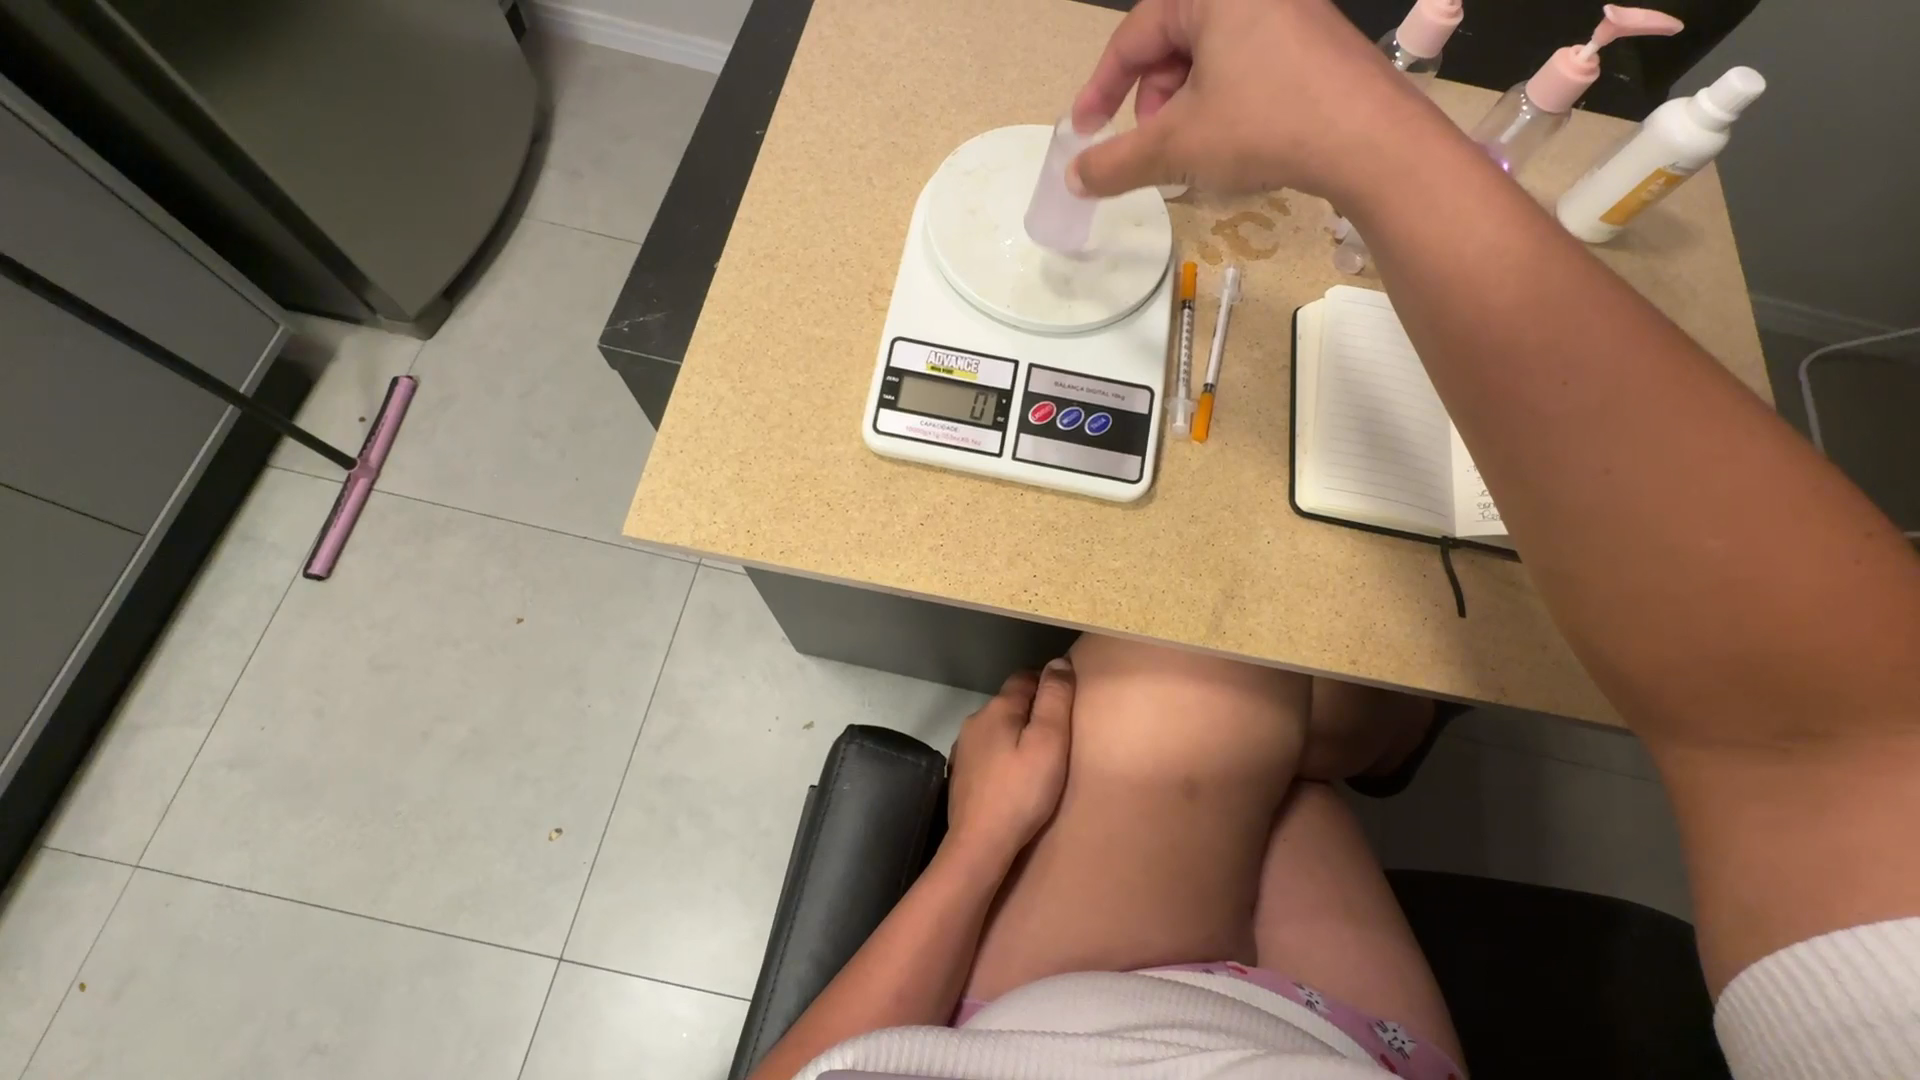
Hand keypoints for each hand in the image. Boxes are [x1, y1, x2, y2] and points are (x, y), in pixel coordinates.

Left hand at [946, 660, 1074, 861]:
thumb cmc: (1021, 792)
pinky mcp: (962, 775)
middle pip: (1009, 703)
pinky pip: (988, 753)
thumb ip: (1054, 700)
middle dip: (1032, 710)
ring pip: (997, 729)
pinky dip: (1003, 756)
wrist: (979, 844)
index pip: (1024, 678)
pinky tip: (1015, 776)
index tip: (1067, 701)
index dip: (1046, 683)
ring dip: (1016, 735)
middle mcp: (975, 722)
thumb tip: (1058, 662)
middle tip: (1060, 732)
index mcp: (997, 709)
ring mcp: (964, 749)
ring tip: (1040, 756)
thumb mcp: (1049, 742)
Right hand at [1067, 0, 1445, 203]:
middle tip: (1154, 149)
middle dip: (1153, 104)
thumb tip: (1073, 178)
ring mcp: (1287, 10)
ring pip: (1208, 60)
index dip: (1100, 91)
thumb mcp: (1177, 146)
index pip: (1132, 37)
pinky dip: (1223, 104)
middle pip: (1171, 46)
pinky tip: (1231, 142)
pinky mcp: (1313, 39)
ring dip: (1186, 110)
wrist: (1369, 139)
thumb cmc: (1264, 124)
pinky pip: (1245, 64)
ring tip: (1194, 154)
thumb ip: (1115, 163)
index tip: (1083, 133)